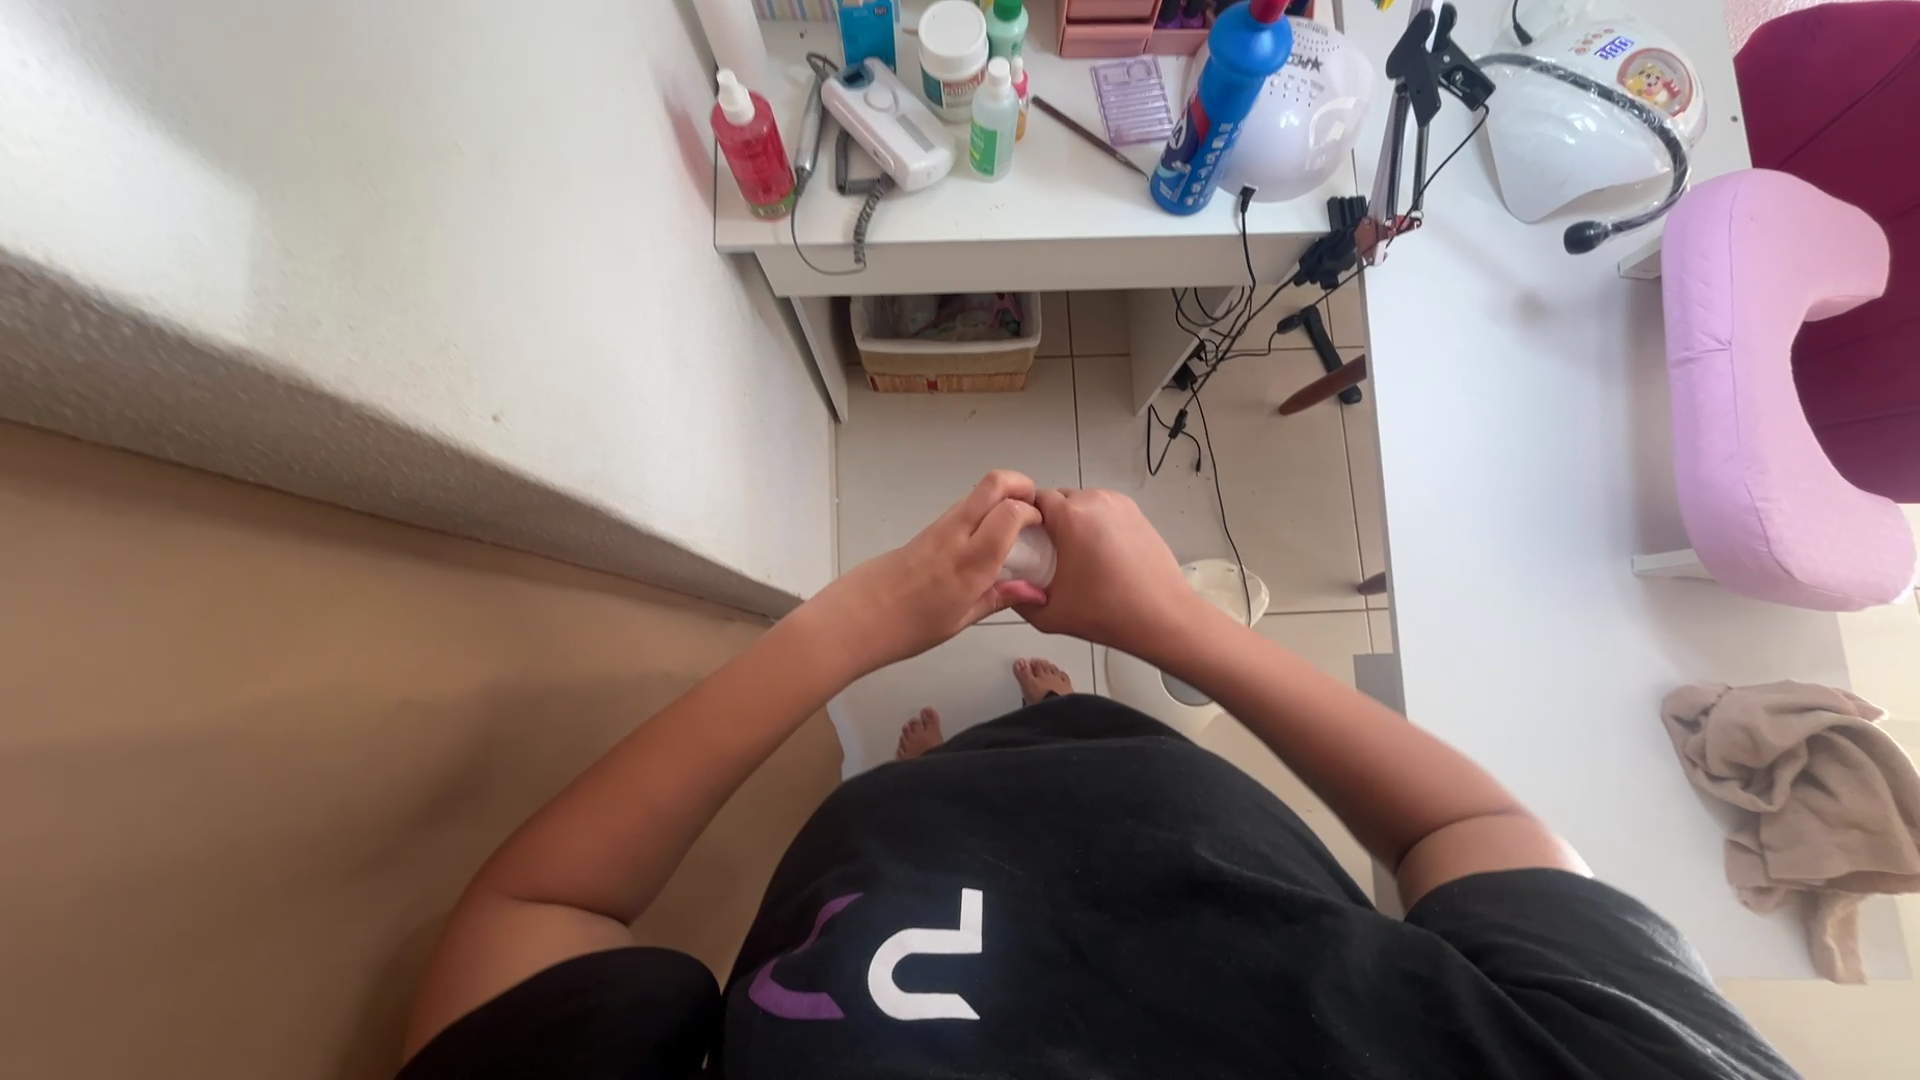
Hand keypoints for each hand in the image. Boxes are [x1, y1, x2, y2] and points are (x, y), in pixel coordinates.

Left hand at [799, 471, 1045, 677]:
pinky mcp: (924, 530)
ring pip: (976, 492)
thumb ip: (998, 598)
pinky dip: (980, 510)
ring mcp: (937, 529)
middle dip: (1020, 484)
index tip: (1041, 527)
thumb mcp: (961, 620)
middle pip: (993, 484)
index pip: (1011, 513)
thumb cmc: (908, 628)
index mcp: (971, 563)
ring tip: (1011, 522)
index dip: (1033, 512)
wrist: (855, 619)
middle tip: (1032, 504)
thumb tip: (1033, 593)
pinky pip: (960, 509)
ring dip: (999, 496)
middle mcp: (956, 536)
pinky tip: (983, 536)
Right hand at [1015, 488, 1209, 665]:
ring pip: (1082, 502)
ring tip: (1076, 554)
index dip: (1023, 519)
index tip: (1024, 543)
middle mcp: (1095, 500)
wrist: (1162, 617)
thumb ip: (1016, 596)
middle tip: (1048, 553)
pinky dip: (1095, 523)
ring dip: (1073, 520)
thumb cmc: (1107, 613)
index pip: (1033, 499)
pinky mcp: (1136, 512)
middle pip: (1058, 498)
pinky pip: (1103, 509)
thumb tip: (1004, 583)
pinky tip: (1099, 553)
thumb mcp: (1047, 613)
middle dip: (1049, 520)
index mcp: (1071, 517)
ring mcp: (1119, 504)